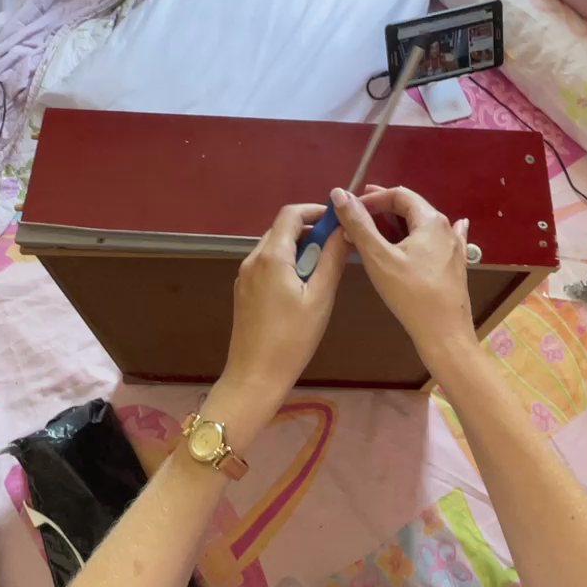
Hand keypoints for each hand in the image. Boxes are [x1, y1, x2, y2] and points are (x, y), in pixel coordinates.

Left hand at [214, 203, 350, 433]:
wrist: (255, 376)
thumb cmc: (292, 339)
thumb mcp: (320, 298)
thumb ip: (332, 260)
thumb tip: (343, 231)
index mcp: (272, 256)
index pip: (291, 214)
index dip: (315, 210)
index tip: (338, 221)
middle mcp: (253, 259)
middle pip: (282, 229)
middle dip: (310, 231)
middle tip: (336, 249)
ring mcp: (244, 275)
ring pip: (274, 247)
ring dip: (299, 249)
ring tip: (323, 271)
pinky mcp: (243, 290)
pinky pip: (266, 265)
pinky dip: (286, 264)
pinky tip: (302, 287)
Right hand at [329, 185, 476, 370]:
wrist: (444, 333)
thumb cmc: (410, 293)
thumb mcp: (378, 257)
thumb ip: (358, 224)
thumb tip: (339, 193)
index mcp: (430, 220)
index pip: (399, 194)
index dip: (373, 197)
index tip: (351, 208)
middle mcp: (446, 228)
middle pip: (412, 208)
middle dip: (383, 208)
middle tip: (359, 211)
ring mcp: (454, 247)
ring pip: (422, 226)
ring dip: (397, 224)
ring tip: (376, 228)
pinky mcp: (455, 266)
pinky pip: (438, 241)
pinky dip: (424, 234)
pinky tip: (446, 227)